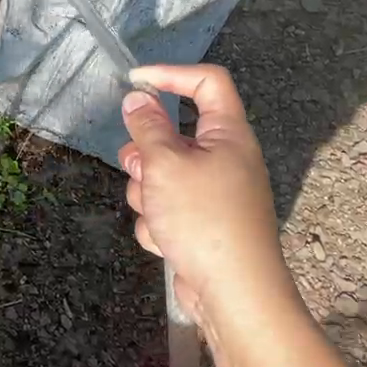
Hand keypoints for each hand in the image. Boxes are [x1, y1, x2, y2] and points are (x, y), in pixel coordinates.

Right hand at [119, 64, 290, 326]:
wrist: (233, 293)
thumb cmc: (204, 217)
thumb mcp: (165, 163)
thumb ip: (147, 127)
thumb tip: (138, 97)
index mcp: (227, 135)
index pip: (207, 83)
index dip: (171, 74)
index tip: (133, 81)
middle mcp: (223, 159)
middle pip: (171, 134)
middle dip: (144, 152)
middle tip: (139, 167)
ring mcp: (211, 193)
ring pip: (159, 174)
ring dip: (147, 192)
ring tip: (157, 213)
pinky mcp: (199, 223)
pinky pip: (164, 207)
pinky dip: (157, 221)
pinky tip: (165, 240)